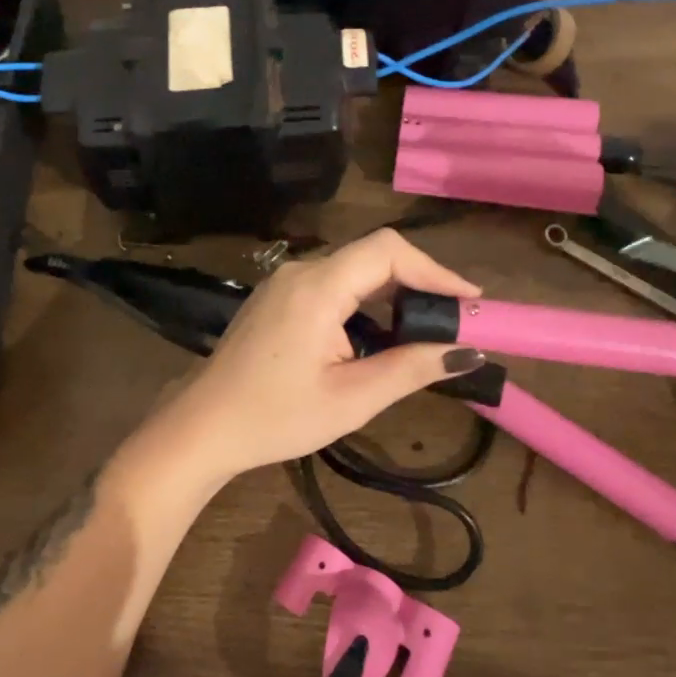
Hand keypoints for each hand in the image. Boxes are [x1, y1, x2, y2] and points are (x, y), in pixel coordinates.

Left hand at [149, 229, 481, 485]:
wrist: (205, 425)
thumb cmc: (276, 416)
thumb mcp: (352, 399)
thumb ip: (411, 368)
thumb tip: (467, 351)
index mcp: (316, 288)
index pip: (387, 250)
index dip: (434, 269)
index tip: (470, 302)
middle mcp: (299, 273)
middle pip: (370, 257)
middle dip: (418, 284)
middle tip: (454, 324)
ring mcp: (283, 284)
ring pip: (351, 272)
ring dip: (390, 297)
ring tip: (424, 335)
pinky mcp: (275, 299)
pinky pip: (330, 287)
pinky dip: (363, 304)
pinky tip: (379, 338)